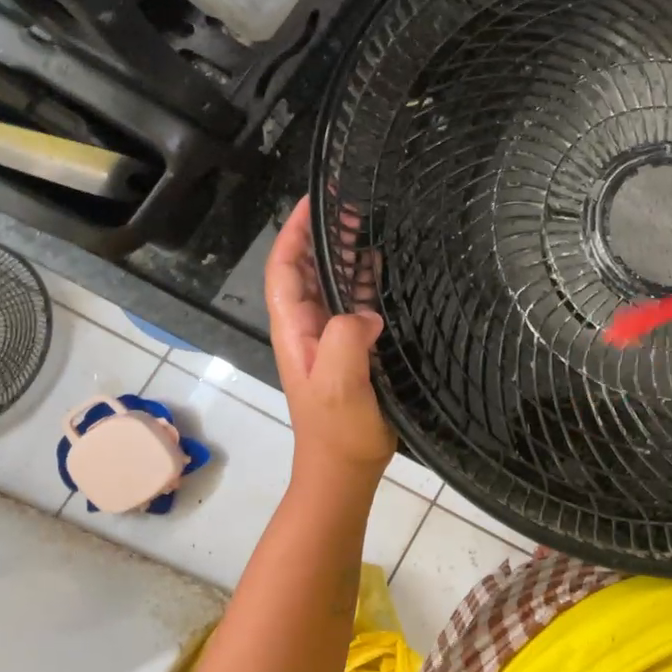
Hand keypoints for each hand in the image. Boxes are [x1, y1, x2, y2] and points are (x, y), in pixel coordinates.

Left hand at [265, 197, 394, 478]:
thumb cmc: (338, 430)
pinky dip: (367, 279)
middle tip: (355, 204)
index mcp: (296, 330)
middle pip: (309, 269)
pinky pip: (357, 302)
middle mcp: (309, 327)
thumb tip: (366, 312)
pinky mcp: (354, 348)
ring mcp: (331, 338)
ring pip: (334, 283)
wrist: (345, 470)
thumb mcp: (338, 386)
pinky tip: (386, 265)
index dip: (293, 234)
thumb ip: (344, 342)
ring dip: (347, 253)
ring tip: (371, 223)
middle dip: (324, 234)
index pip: (286, 270)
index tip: (314, 201)